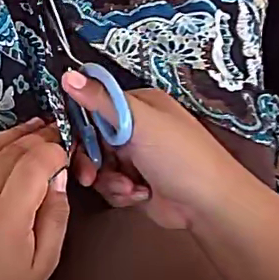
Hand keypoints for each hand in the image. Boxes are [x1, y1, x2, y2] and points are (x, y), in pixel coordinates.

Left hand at [0, 108, 70, 279]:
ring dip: (15, 133)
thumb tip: (60, 174)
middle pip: (14, 151)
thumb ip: (56, 215)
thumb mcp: (46, 260)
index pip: (36, 164)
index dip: (57, 151)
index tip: (68, 154)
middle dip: (41, 139)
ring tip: (37, 126)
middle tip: (59, 135)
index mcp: (6, 217)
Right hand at [61, 72, 258, 229]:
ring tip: (130, 186)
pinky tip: (139, 194)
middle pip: (92, 142)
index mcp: (139, 106)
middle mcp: (137, 130)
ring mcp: (137, 157)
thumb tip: (71, 75)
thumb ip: (101, 99)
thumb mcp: (138, 122)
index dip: (81, 128)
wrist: (207, 204)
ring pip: (99, 167)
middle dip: (93, 162)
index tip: (74, 143)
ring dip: (110, 181)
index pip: (95, 108)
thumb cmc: (183, 158)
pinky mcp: (136, 182)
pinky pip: (110, 186)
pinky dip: (120, 194)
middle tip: (94, 174)